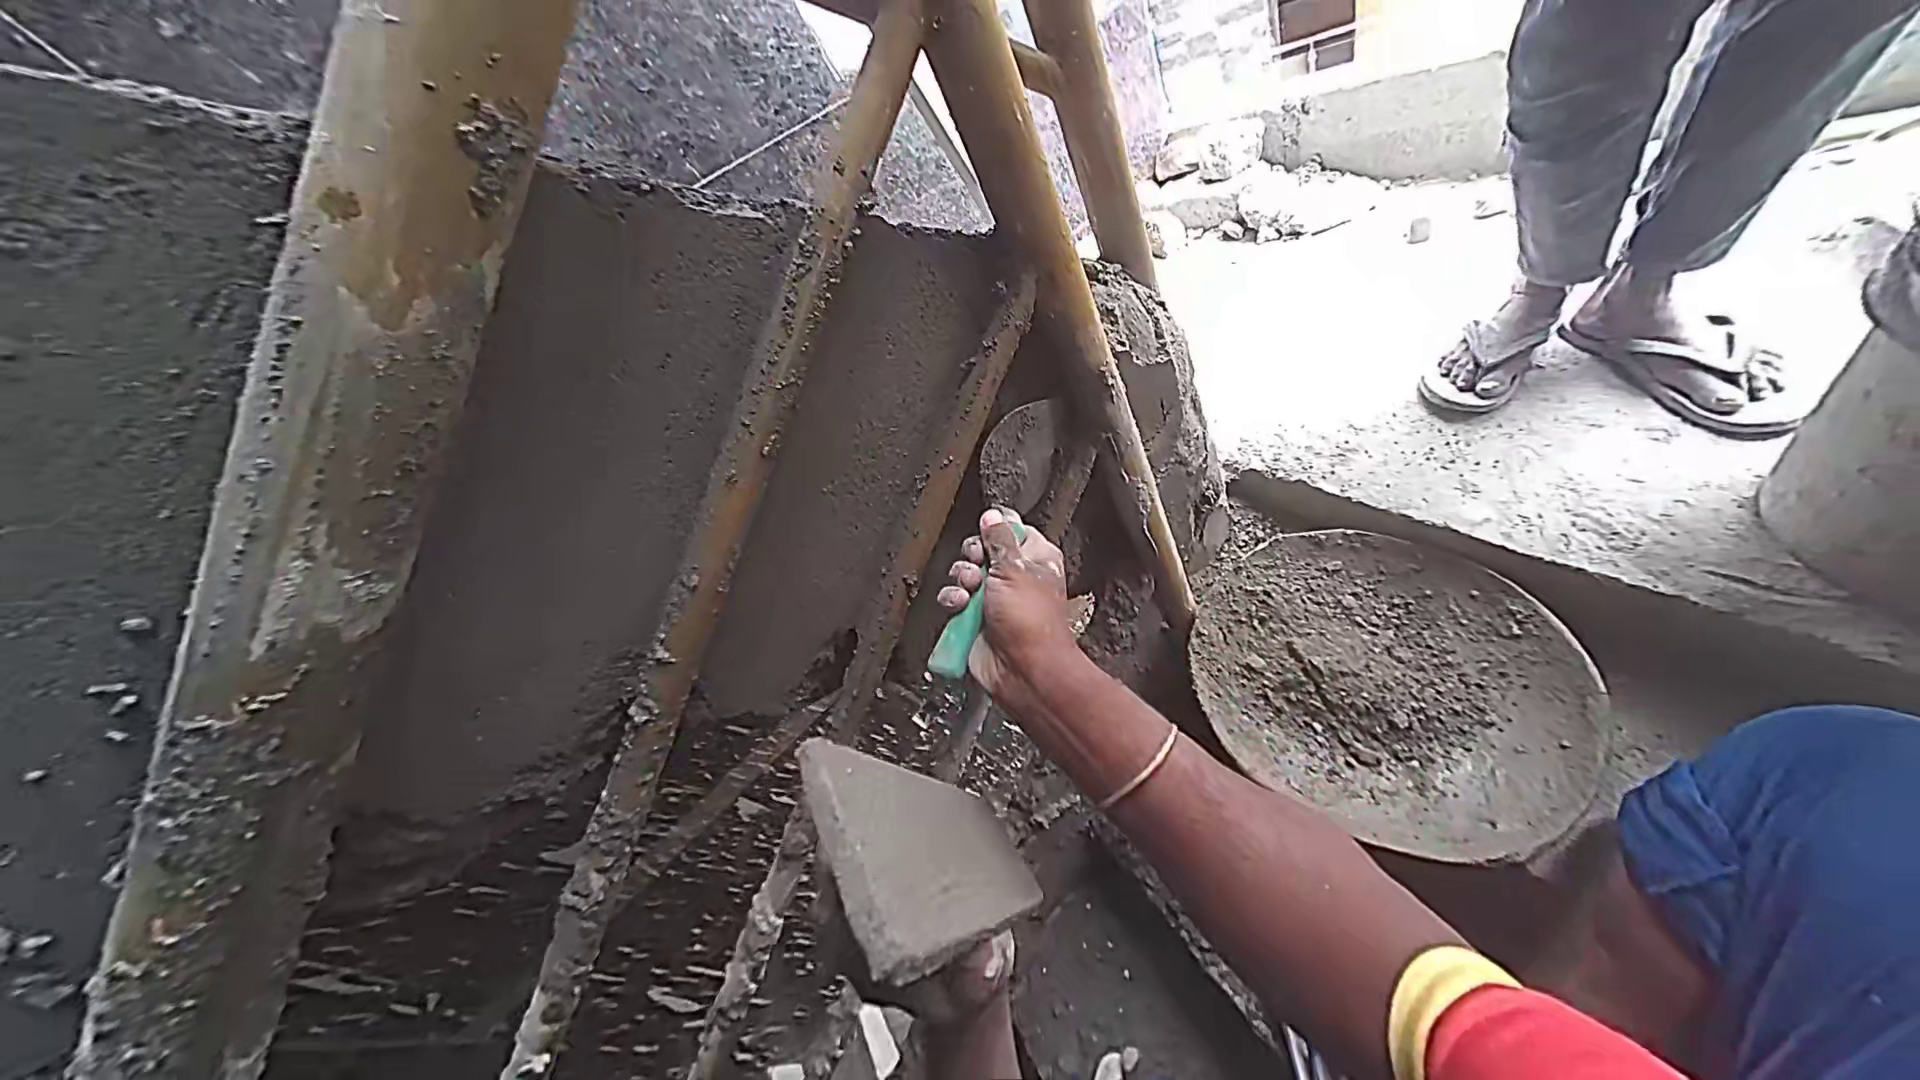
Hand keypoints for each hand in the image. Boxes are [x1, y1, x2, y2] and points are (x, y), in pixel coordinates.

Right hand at [936, 508, 1073, 700]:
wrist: (1021, 669)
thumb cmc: (1031, 623)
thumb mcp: (1014, 569)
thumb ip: (999, 539)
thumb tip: (992, 516)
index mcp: (1035, 560)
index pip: (1011, 531)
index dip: (994, 532)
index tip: (987, 538)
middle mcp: (1015, 578)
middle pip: (982, 551)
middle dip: (972, 557)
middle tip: (977, 566)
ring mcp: (994, 599)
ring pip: (965, 575)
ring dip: (961, 580)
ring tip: (969, 590)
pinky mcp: (976, 619)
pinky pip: (955, 600)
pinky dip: (953, 601)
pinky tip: (959, 606)